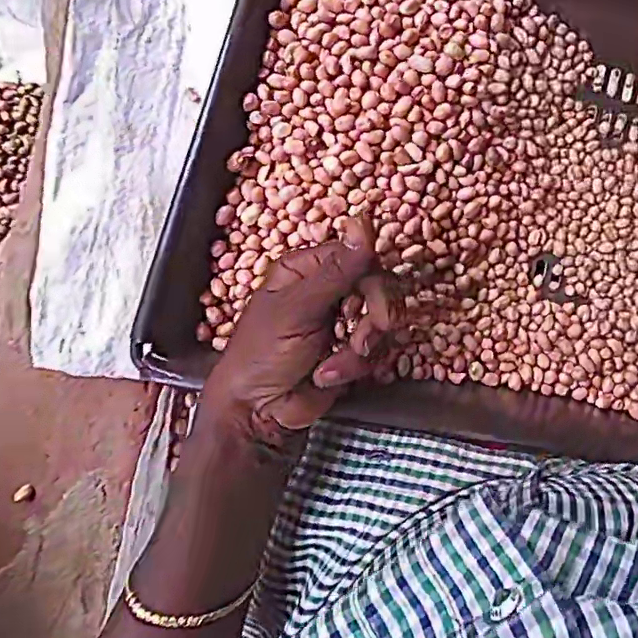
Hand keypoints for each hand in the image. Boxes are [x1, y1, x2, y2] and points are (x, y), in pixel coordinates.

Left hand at [198, 216, 396, 453]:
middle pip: (378, 287)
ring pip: (381, 320)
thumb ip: (336, 271)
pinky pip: (376, 349)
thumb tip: (363, 224)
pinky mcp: (351, 349)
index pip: (359, 257)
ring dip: (359, 349)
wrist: (256, 413)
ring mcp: (342, 320)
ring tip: (332, 365)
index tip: (375, 302)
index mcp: (308, 269)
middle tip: (363, 339)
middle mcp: (328, 289)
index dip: (372, 279)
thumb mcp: (297, 309)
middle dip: (373, 318)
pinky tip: (327, 377)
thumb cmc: (261, 355)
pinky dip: (353, 366)